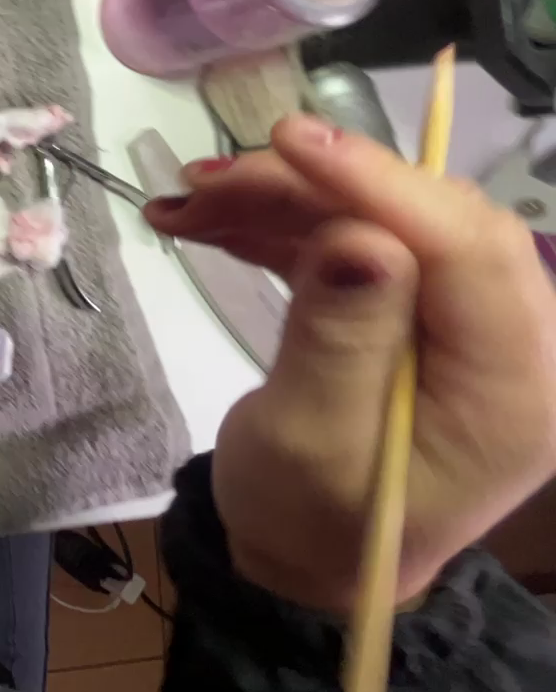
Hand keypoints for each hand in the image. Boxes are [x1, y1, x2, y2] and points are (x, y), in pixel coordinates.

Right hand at [145, 115, 555, 612]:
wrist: (298, 554)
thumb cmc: (305, 513)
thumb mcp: (312, 438)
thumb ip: (343, 340)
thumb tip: (357, 239)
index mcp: (512, 382)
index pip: (467, 249)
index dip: (380, 182)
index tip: (288, 138)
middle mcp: (497, 341)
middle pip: (415, 223)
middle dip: (305, 187)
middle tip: (201, 179)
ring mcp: (443, 328)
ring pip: (366, 227)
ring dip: (271, 203)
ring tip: (179, 200)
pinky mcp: (392, 321)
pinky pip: (335, 252)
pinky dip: (264, 230)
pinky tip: (199, 224)